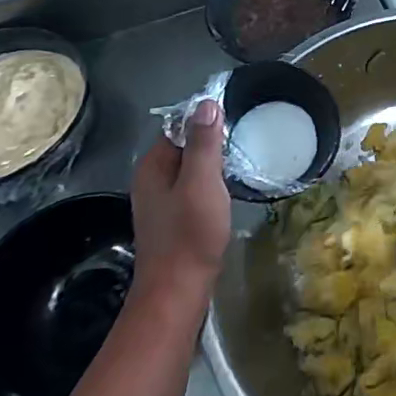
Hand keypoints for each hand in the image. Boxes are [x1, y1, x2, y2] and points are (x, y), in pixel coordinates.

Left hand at [130, 99, 230, 290]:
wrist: (178, 290)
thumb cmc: (190, 234)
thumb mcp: (201, 182)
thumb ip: (203, 144)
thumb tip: (206, 104)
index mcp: (152, 166)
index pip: (178, 127)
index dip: (204, 119)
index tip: (234, 119)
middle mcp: (152, 179)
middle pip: (184, 146)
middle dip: (211, 141)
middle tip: (243, 140)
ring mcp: (161, 201)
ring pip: (190, 169)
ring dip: (213, 163)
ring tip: (241, 161)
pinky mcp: (174, 218)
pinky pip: (193, 187)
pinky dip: (211, 183)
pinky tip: (228, 189)